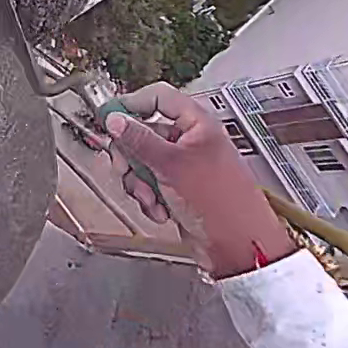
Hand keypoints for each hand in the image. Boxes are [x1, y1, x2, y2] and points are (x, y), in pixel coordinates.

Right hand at [106, 82, 295, 279]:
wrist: (239, 249)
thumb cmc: (223, 204)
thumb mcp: (172, 165)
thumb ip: (139, 140)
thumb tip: (115, 119)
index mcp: (196, 124)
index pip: (157, 98)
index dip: (131, 104)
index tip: (109, 117)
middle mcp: (188, 141)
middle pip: (142, 132)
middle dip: (130, 154)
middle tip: (124, 166)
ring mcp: (181, 165)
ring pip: (140, 160)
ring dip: (138, 181)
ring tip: (149, 195)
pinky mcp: (175, 188)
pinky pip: (146, 182)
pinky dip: (147, 196)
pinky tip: (159, 208)